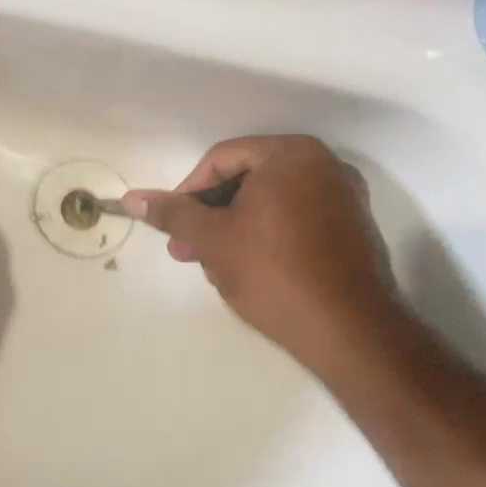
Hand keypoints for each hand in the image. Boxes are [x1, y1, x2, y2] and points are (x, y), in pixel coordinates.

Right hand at [123, 135, 401, 367]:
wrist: (349, 332)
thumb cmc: (273, 273)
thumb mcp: (212, 240)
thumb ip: (172, 213)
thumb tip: (132, 199)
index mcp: (291, 155)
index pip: (221, 159)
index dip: (188, 192)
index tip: (174, 227)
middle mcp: (325, 165)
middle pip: (246, 180)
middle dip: (210, 215)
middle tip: (186, 251)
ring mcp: (345, 198)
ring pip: (269, 203)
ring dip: (234, 229)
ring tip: (216, 267)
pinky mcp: (353, 230)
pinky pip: (296, 220)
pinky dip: (267, 237)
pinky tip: (251, 271)